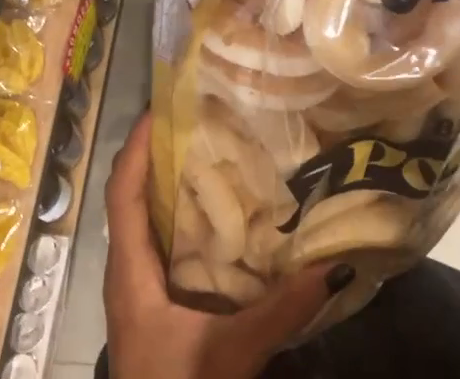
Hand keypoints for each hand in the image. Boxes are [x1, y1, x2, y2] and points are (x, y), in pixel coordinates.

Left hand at [102, 114, 344, 378]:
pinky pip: (170, 250)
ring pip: (153, 226)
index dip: (135, 148)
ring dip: (178, 190)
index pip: (122, 194)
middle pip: (136, 200)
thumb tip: (337, 265)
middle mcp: (130, 274)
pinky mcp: (160, 311)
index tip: (161, 108)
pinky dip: (192, 224)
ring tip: (221, 155)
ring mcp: (143, 294)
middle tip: (207, 122)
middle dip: (164, 158)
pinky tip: (229, 222)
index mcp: (131, 272)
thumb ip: (282, 311)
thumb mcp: (231, 352)